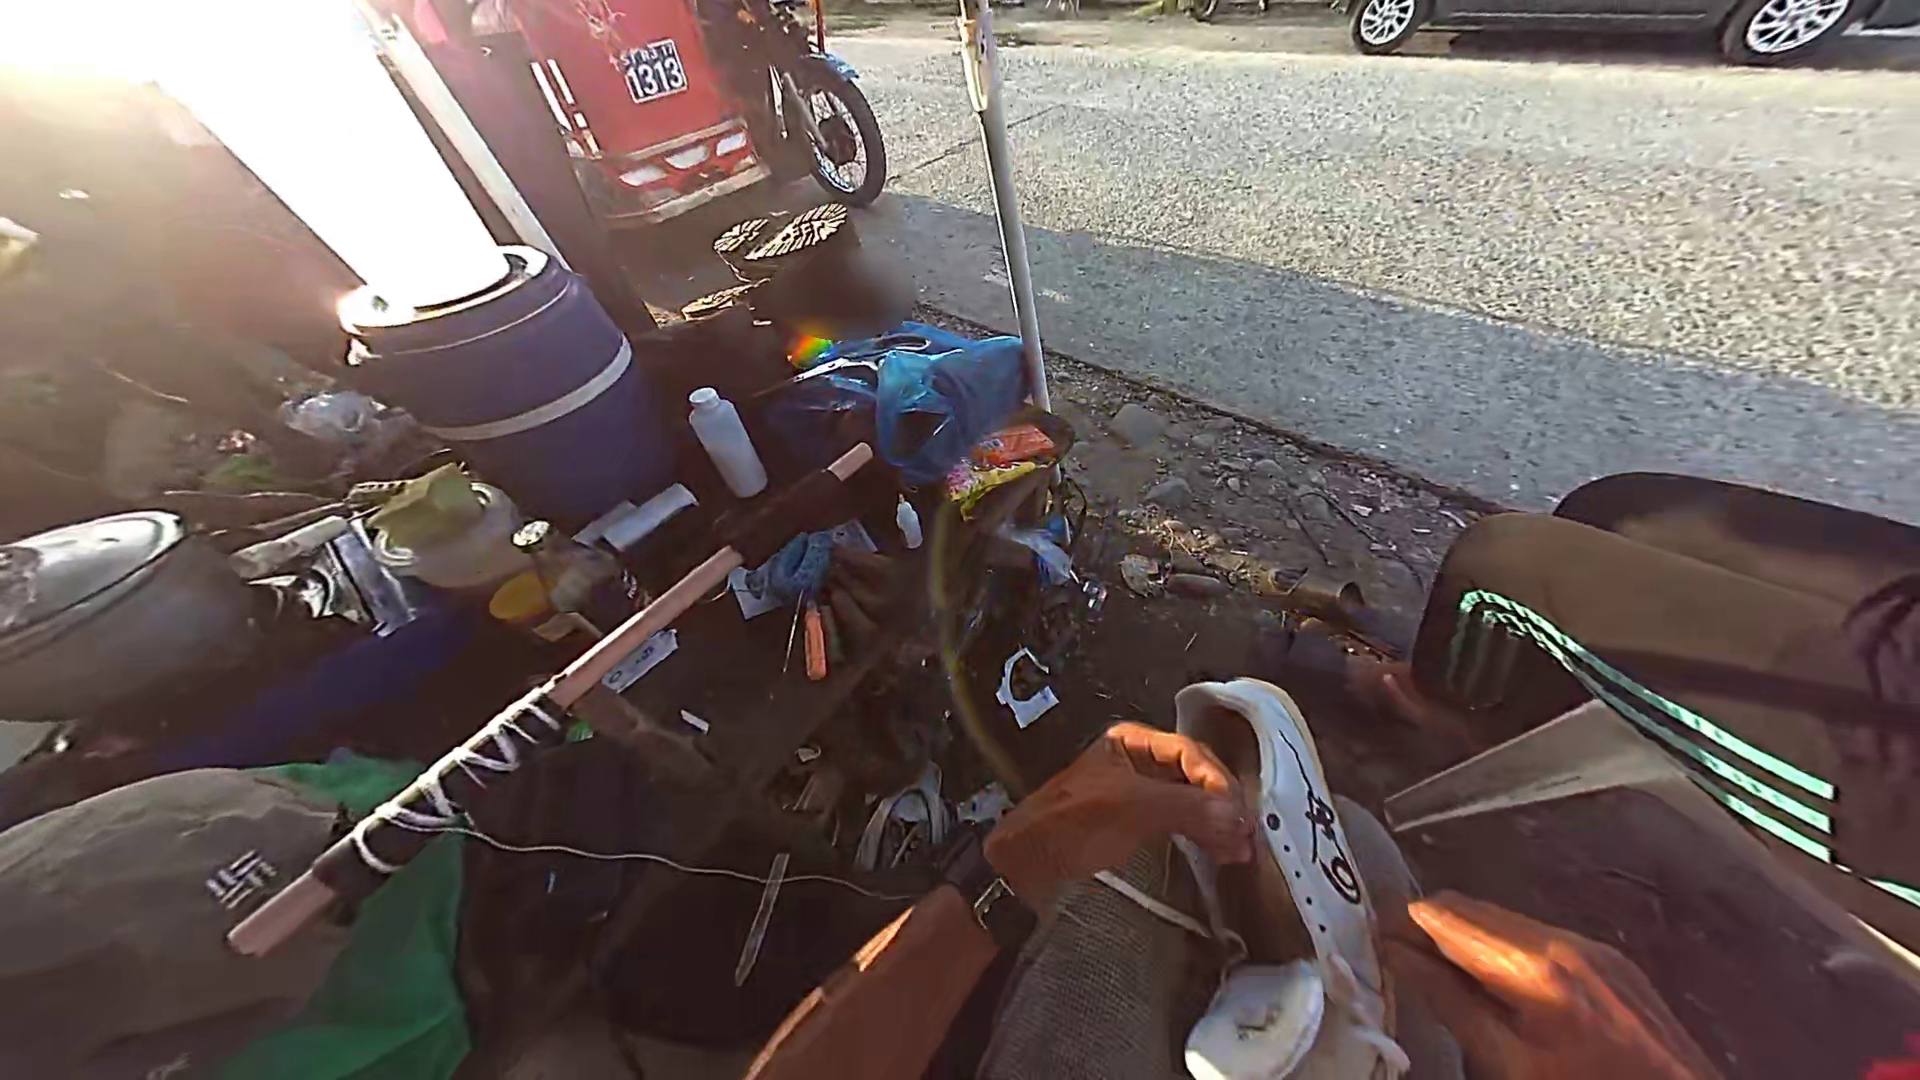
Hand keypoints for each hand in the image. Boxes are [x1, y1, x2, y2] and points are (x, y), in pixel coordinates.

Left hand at [983, 722, 1254, 914]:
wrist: (1029, 862)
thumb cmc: (1071, 825)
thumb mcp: (1129, 809)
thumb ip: (1183, 807)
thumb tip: (1237, 815)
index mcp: (1130, 742)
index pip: (1187, 751)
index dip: (1216, 780)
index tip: (1238, 813)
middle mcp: (1137, 760)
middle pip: (1193, 773)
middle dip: (1221, 801)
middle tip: (1247, 837)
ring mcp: (1138, 790)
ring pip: (1190, 797)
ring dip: (1216, 820)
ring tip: (1239, 850)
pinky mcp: (1138, 819)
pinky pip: (1180, 818)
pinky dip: (1201, 832)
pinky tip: (1219, 850)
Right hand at [1385, 891, 1721, 1079]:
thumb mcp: (1509, 1064)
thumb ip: (1446, 999)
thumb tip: (1393, 949)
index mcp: (1532, 967)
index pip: (1440, 914)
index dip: (1404, 923)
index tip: (1383, 941)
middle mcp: (1560, 939)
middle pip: (1467, 906)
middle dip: (1433, 927)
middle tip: (1412, 959)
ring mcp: (1592, 945)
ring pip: (1498, 916)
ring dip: (1468, 935)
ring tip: (1459, 976)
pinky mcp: (1613, 958)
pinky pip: (1534, 933)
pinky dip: (1504, 946)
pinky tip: (1507, 984)